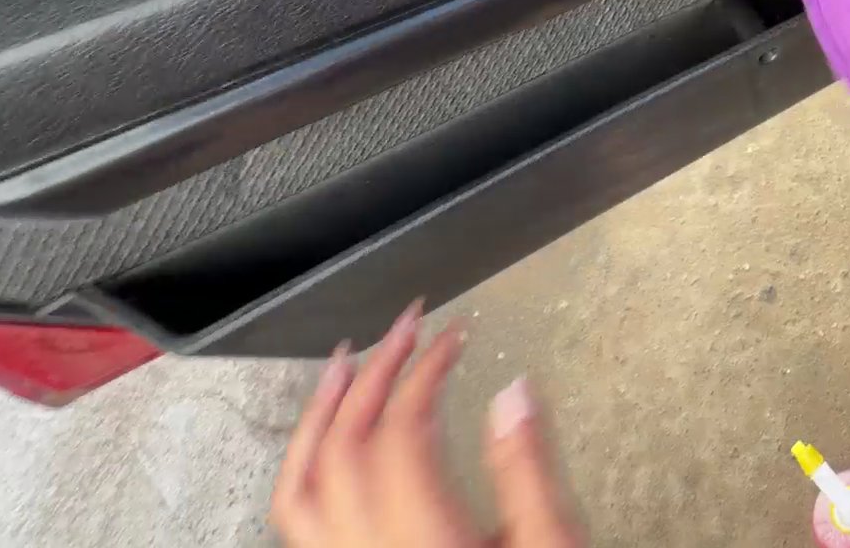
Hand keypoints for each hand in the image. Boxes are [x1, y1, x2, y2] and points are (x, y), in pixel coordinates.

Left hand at [271, 302, 580, 547]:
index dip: (423, 372)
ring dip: (320, 416)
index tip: (456, 333)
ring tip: (345, 360)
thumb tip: (514, 389)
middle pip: (343, 452)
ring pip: (299, 490)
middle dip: (374, 374)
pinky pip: (297, 519)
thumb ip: (529, 468)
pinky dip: (306, 461)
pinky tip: (331, 432)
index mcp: (422, 542)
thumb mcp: (552, 542)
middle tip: (408, 323)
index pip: (401, 435)